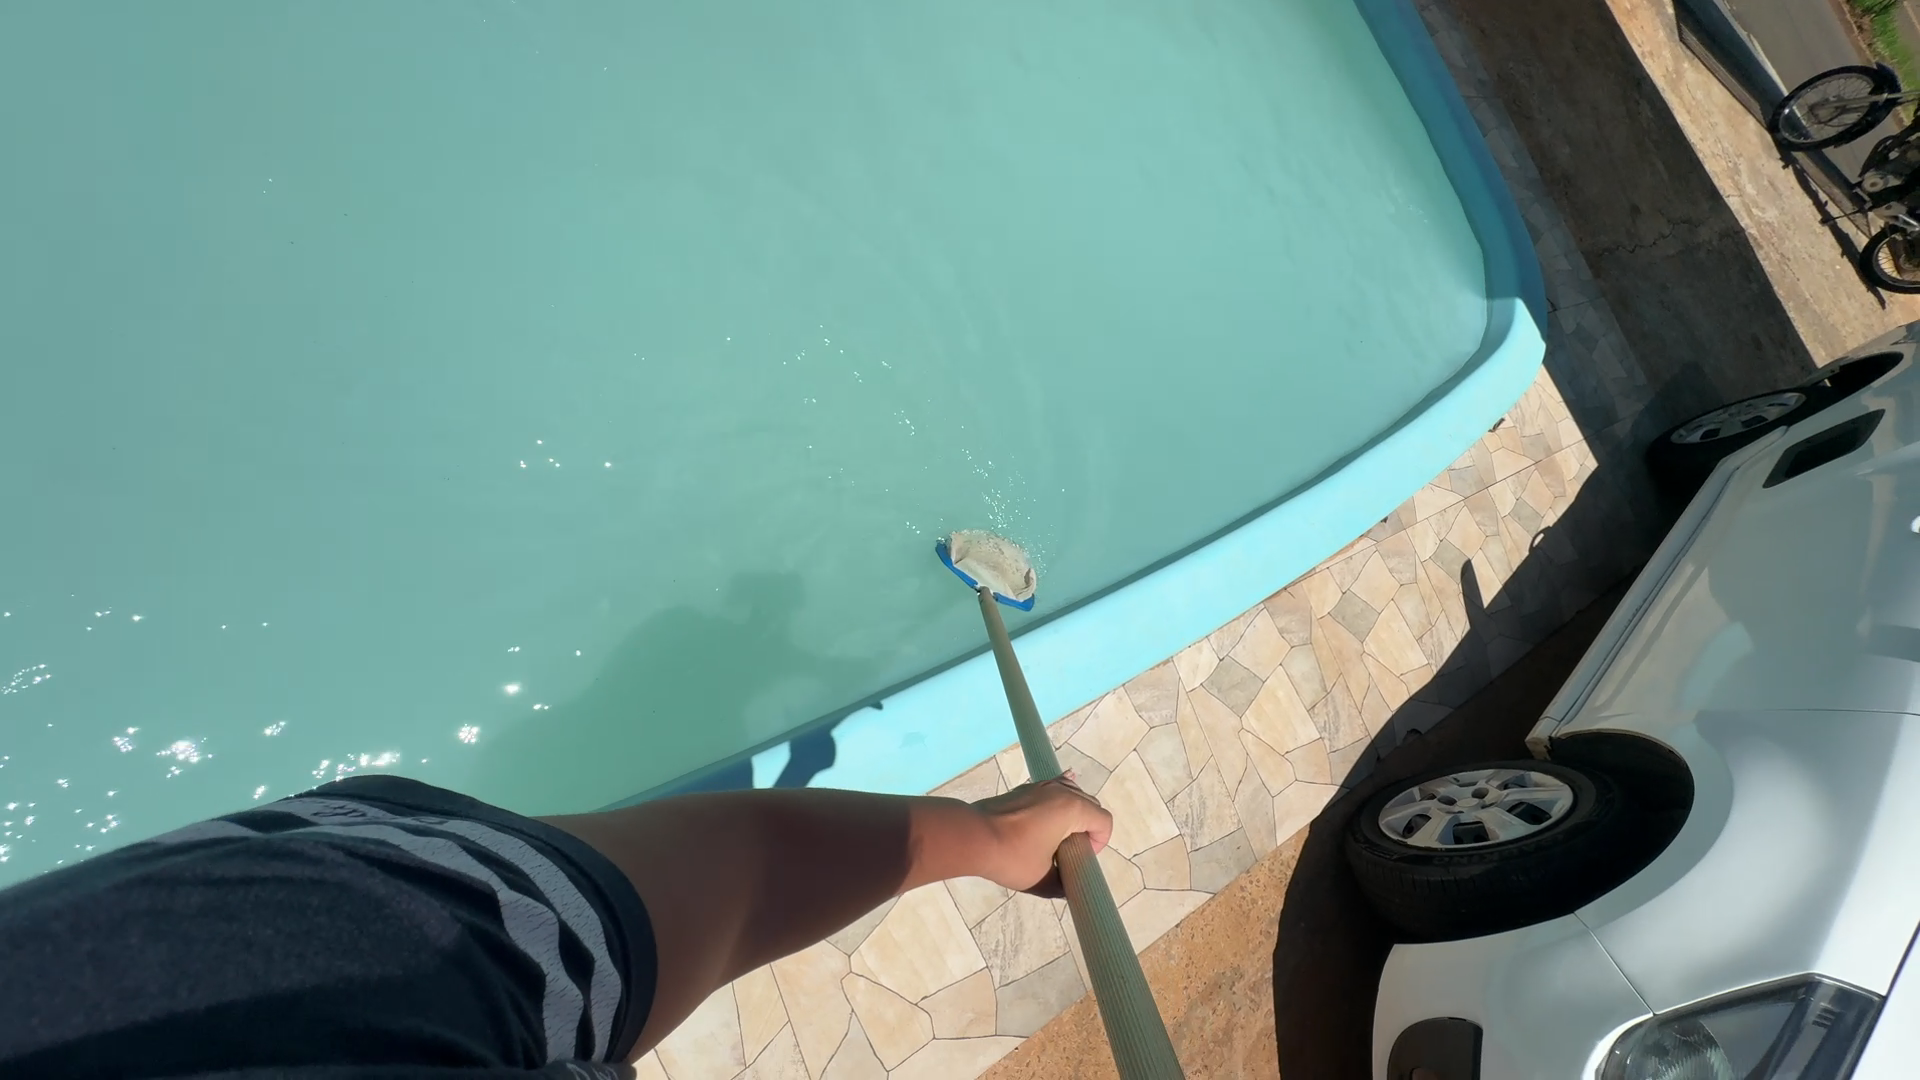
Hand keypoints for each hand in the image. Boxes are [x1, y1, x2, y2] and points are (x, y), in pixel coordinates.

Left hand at [970, 774, 1111, 896]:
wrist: (974, 837)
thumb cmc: (1012, 857)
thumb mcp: (1043, 880)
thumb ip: (1062, 884)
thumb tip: (1066, 886)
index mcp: (1072, 808)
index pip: (1104, 821)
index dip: (1099, 843)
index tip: (1079, 859)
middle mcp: (1060, 791)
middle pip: (1090, 804)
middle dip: (1088, 828)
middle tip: (1070, 853)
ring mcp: (1041, 786)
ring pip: (1071, 793)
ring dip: (1074, 813)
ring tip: (1060, 837)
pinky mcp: (1025, 789)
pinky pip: (1052, 788)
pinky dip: (1058, 797)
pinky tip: (1056, 802)